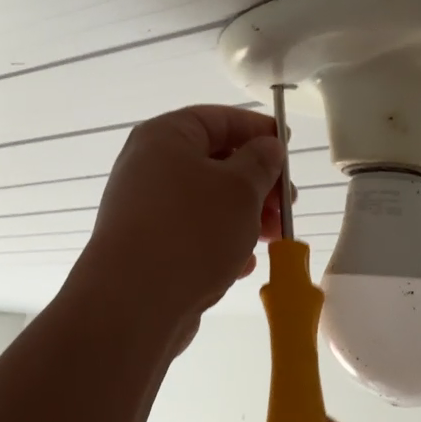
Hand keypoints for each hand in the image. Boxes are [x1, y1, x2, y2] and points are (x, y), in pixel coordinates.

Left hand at [68, 105, 284, 329]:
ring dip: (244, 216)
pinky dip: (219, 243)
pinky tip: (242, 265)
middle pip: (213, 162)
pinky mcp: (146, 245)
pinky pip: (191, 233)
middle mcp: (148, 164)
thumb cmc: (191, 230)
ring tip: (272, 239)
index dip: (257, 129)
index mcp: (165, 135)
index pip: (218, 118)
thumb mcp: (239, 189)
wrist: (132, 302)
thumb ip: (260, 162)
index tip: (288, 147)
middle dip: (256, 182)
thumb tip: (267, 147)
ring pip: (205, 201)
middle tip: (287, 206)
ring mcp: (144, 206)